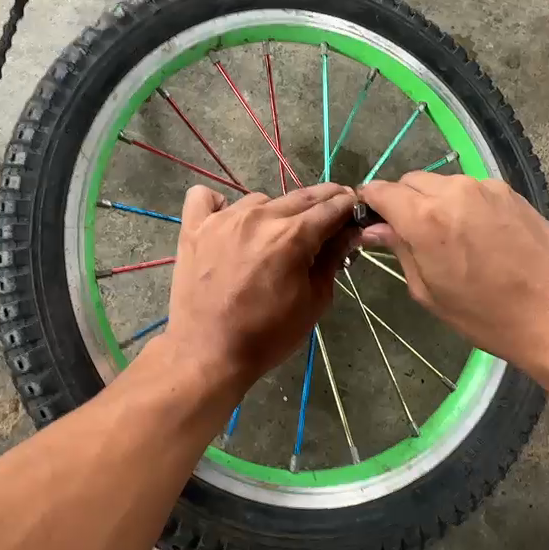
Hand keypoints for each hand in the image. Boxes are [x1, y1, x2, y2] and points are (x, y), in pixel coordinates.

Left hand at [161, 183, 357, 390]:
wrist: (207, 353)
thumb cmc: (267, 335)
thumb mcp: (313, 302)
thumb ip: (332, 260)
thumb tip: (348, 233)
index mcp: (292, 236)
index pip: (330, 207)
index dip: (347, 205)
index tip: (354, 208)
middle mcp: (259, 216)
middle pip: (300, 197)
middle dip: (323, 200)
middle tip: (332, 211)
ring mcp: (223, 218)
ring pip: (260, 199)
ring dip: (275, 210)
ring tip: (276, 234)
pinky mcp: (194, 226)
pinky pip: (206, 197)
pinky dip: (220, 204)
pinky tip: (229, 222)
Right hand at [358, 173, 548, 371]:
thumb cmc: (487, 316)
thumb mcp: (430, 292)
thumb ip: (400, 250)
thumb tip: (375, 228)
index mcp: (425, 218)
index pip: (382, 191)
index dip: (371, 202)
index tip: (370, 218)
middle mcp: (453, 191)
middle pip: (411, 181)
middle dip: (403, 201)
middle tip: (410, 234)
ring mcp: (485, 187)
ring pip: (442, 183)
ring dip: (434, 201)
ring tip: (449, 236)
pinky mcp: (510, 191)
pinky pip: (472, 189)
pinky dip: (463, 203)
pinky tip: (479, 234)